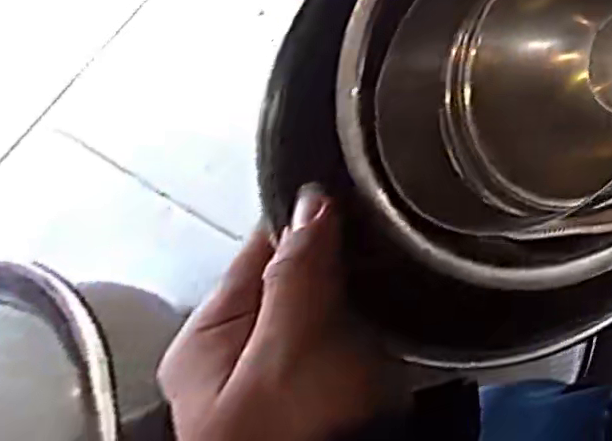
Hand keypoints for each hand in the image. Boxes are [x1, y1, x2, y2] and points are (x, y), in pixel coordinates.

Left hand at [159, 186, 398, 440]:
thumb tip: (312, 196)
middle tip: (392, 221)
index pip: (265, 241)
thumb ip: (298, 271)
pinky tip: (400, 274)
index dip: (316, 213)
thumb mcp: (292, 346)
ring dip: (366, 261)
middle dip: (345, 239)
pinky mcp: (329, 359)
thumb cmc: (298, 422)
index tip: (367, 192)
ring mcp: (285, 352)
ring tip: (404, 241)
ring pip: (333, 279)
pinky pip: (353, 302)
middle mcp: (240, 338)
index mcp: (208, 334)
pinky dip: (375, 284)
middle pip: (300, 261)